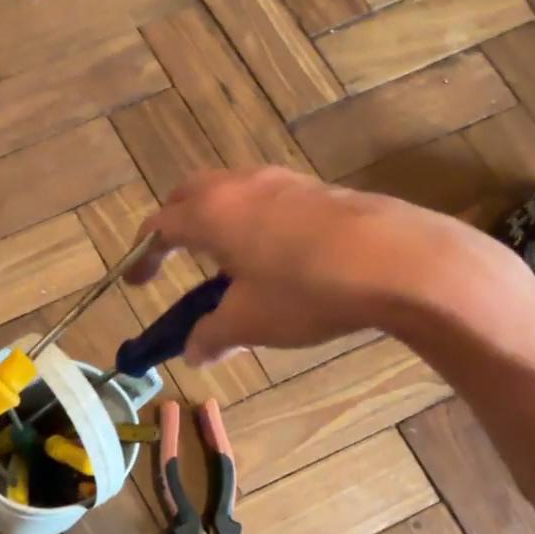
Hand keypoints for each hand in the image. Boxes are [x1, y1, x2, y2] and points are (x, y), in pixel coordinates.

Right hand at [127, 167, 509, 361]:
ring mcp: (282, 183)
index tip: (135, 281)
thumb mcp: (248, 323)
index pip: (159, 226)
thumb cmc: (305, 292)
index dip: (142, 255)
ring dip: (212, 219)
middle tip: (167, 256)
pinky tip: (266, 256)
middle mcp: (240, 187)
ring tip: (218, 258)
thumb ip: (211, 335)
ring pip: (229, 191)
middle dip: (172, 224)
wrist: (398, 262)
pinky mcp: (317, 190)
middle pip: (189, 194)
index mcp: (211, 215)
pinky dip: (247, 221)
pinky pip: (264, 199)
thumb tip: (194, 351)